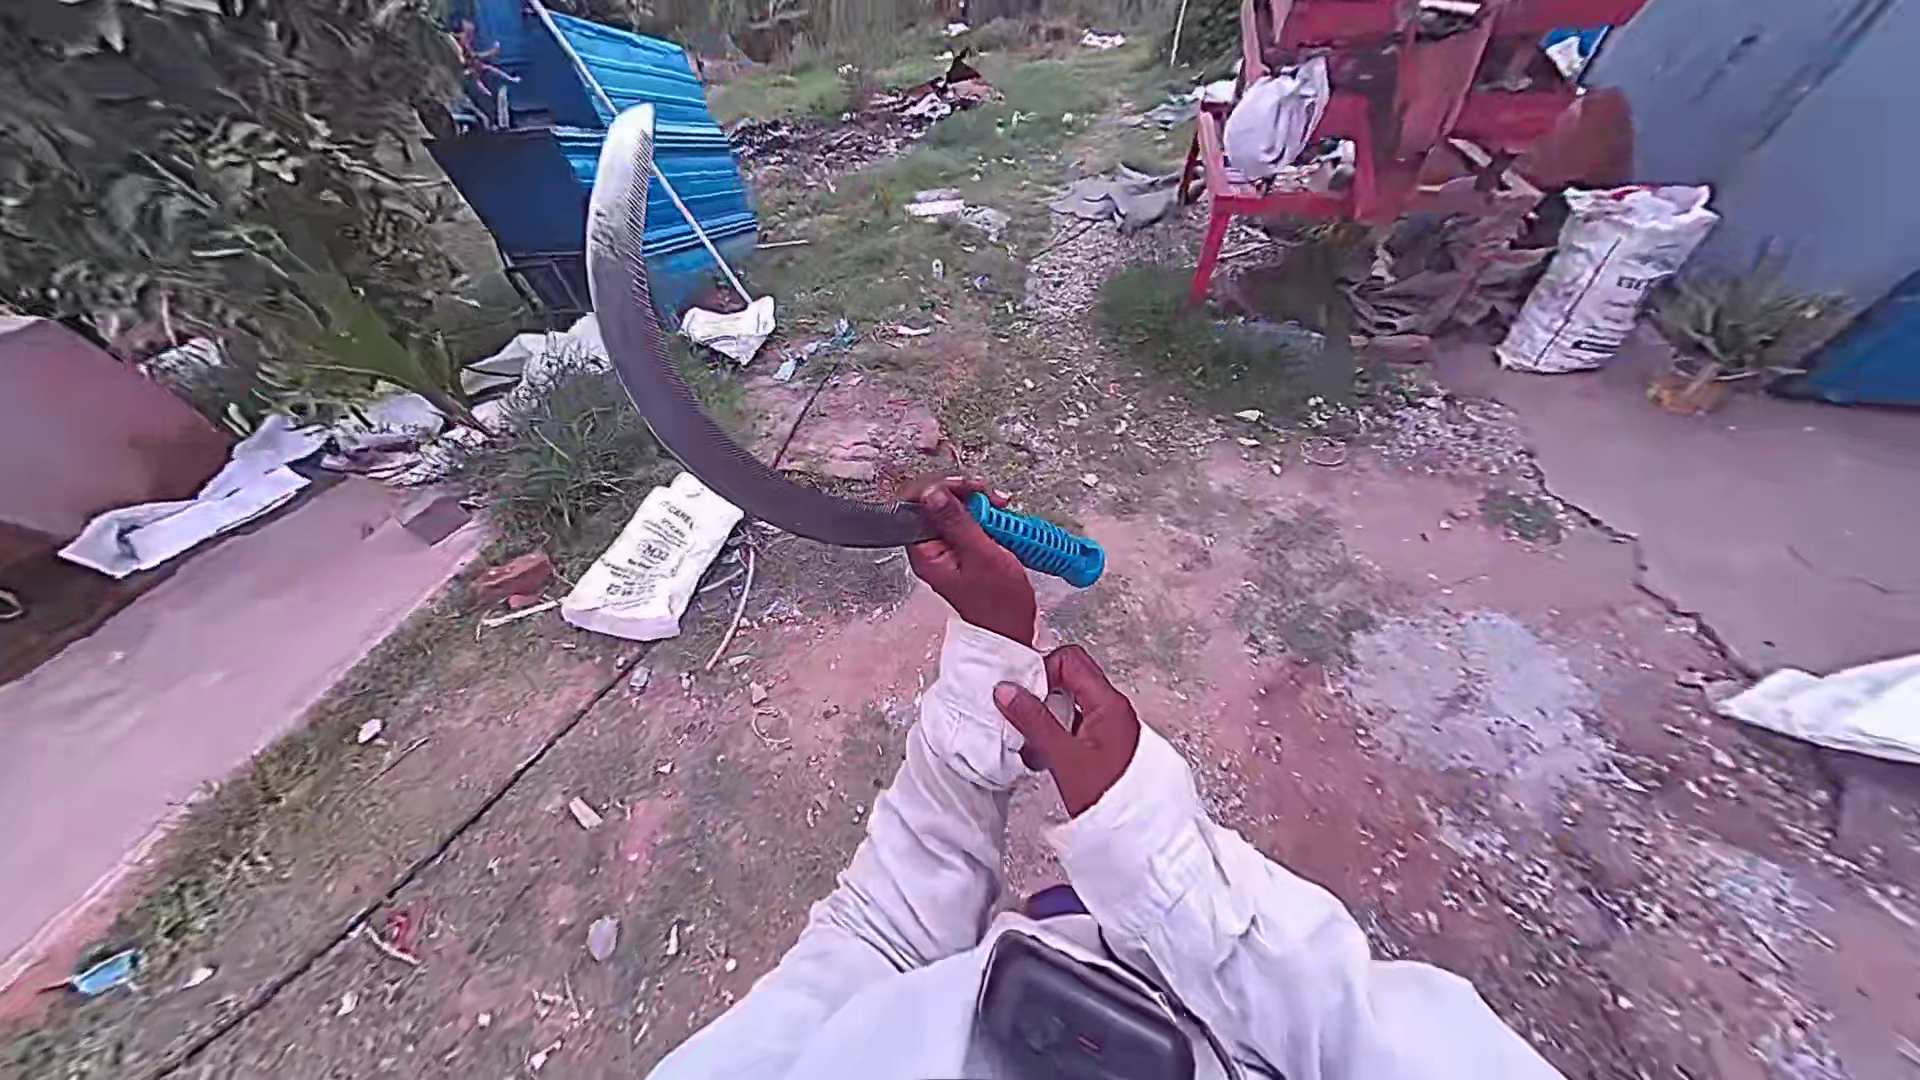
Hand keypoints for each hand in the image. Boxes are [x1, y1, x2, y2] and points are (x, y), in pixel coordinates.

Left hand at [905, 477, 1036, 645]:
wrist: (1013, 631)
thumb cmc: (998, 605)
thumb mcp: (980, 555)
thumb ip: (956, 522)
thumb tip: (933, 493)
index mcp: (926, 553)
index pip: (918, 505)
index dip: (941, 489)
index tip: (966, 487)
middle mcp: (933, 550)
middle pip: (937, 505)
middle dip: (965, 495)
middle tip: (988, 498)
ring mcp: (950, 550)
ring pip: (957, 512)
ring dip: (980, 505)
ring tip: (1000, 510)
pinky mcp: (966, 551)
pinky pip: (972, 525)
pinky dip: (988, 518)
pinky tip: (1001, 521)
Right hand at [992, 645, 1140, 815]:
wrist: (1142, 841)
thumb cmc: (1113, 800)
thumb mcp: (1064, 756)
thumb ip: (1033, 720)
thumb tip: (1008, 691)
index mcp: (1108, 703)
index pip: (1069, 660)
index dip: (1042, 671)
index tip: (1023, 693)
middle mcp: (1112, 708)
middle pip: (1068, 680)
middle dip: (1040, 697)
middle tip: (1025, 718)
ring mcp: (1109, 726)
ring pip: (1068, 705)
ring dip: (1045, 721)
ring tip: (1035, 746)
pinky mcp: (1104, 745)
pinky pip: (1073, 726)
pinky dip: (1055, 736)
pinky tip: (1046, 758)